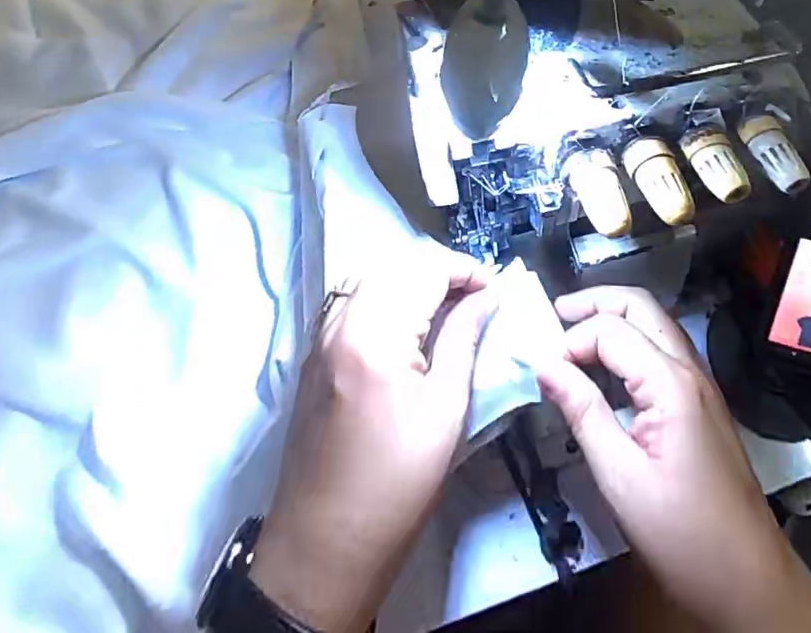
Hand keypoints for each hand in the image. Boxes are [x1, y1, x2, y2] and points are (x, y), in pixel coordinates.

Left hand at [251, 244, 494, 631]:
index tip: (496, 291)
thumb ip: (464, 338)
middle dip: (442, 269)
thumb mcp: (447, 408)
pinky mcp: (314, 359)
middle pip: (396, 266)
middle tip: (477, 294)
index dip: (467, 271)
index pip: (426, 270)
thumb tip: (488, 297)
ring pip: (371, 279)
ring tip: (449, 303)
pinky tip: (411, 322)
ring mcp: (320, 342)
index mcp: (375, 337)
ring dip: (413, 279)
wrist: (325, 546)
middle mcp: (340, 327)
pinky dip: (387, 296)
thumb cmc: (398, 480)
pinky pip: (352, 303)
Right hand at [534, 288, 810, 632]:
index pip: (613, 330)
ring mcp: (700, 381)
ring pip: (656, 324)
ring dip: (615, 319)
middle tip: (556, 313)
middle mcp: (690, 368)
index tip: (543, 366)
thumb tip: (546, 366)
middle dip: (597, 302)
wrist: (745, 571)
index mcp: (671, 381)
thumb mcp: (619, 476)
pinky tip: (607, 366)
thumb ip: (582, 412)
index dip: (573, 339)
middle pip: (642, 307)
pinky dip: (631, 343)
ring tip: (574, 334)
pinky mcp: (701, 399)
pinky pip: (663, 351)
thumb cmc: (680, 531)